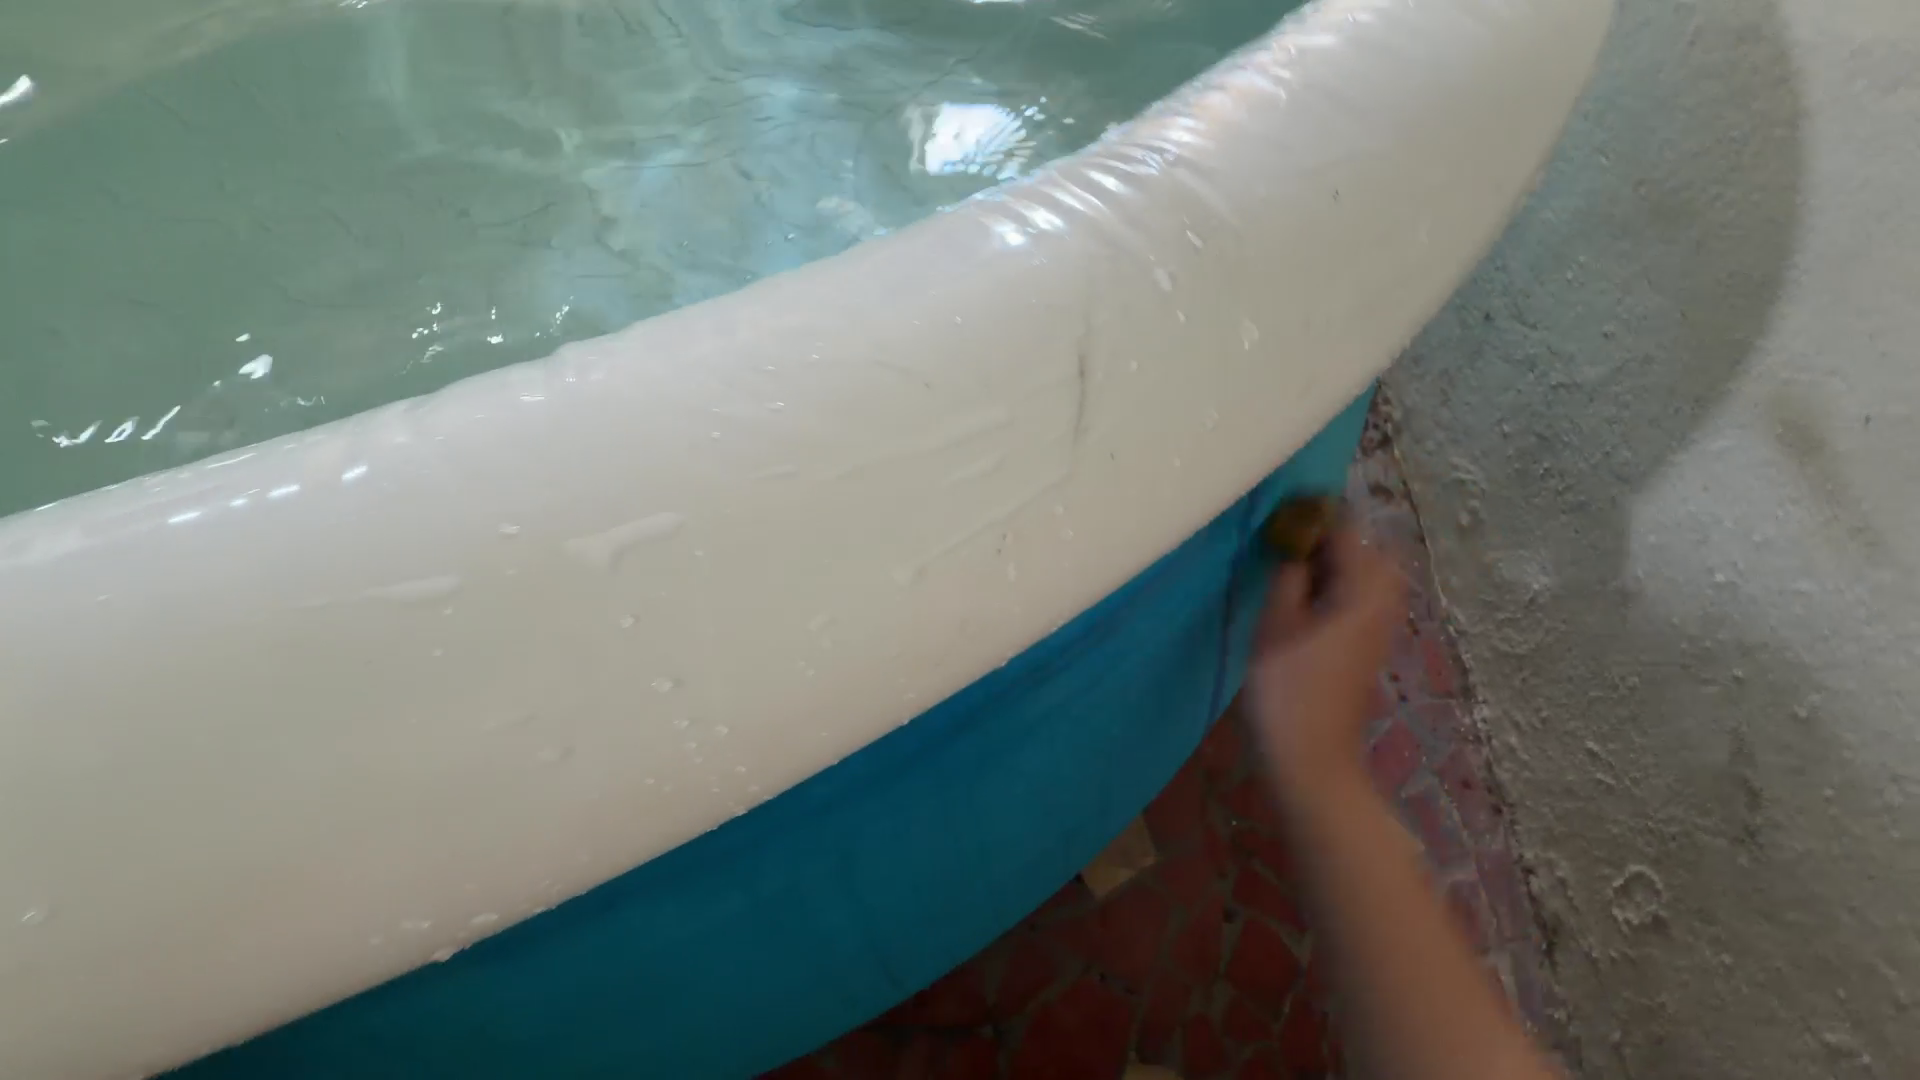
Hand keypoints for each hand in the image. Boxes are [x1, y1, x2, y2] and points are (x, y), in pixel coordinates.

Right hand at [1244, 525, 1405, 798]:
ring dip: (1322, 558)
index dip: (1310, 510)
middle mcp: (1384, 598)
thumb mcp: (1275, 623)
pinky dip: (1326, 581)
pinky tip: (1293, 595)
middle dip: (1320, 533)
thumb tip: (1290, 533)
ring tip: (1280, 564)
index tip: (1272, 509)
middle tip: (1275, 539)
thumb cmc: (1287, 691)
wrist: (1311, 759)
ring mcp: (1379, 621)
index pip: (1345, 524)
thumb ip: (1286, 571)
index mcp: (1366, 589)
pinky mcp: (1366, 639)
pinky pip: (1352, 590)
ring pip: (1355, 567)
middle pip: (1358, 542)